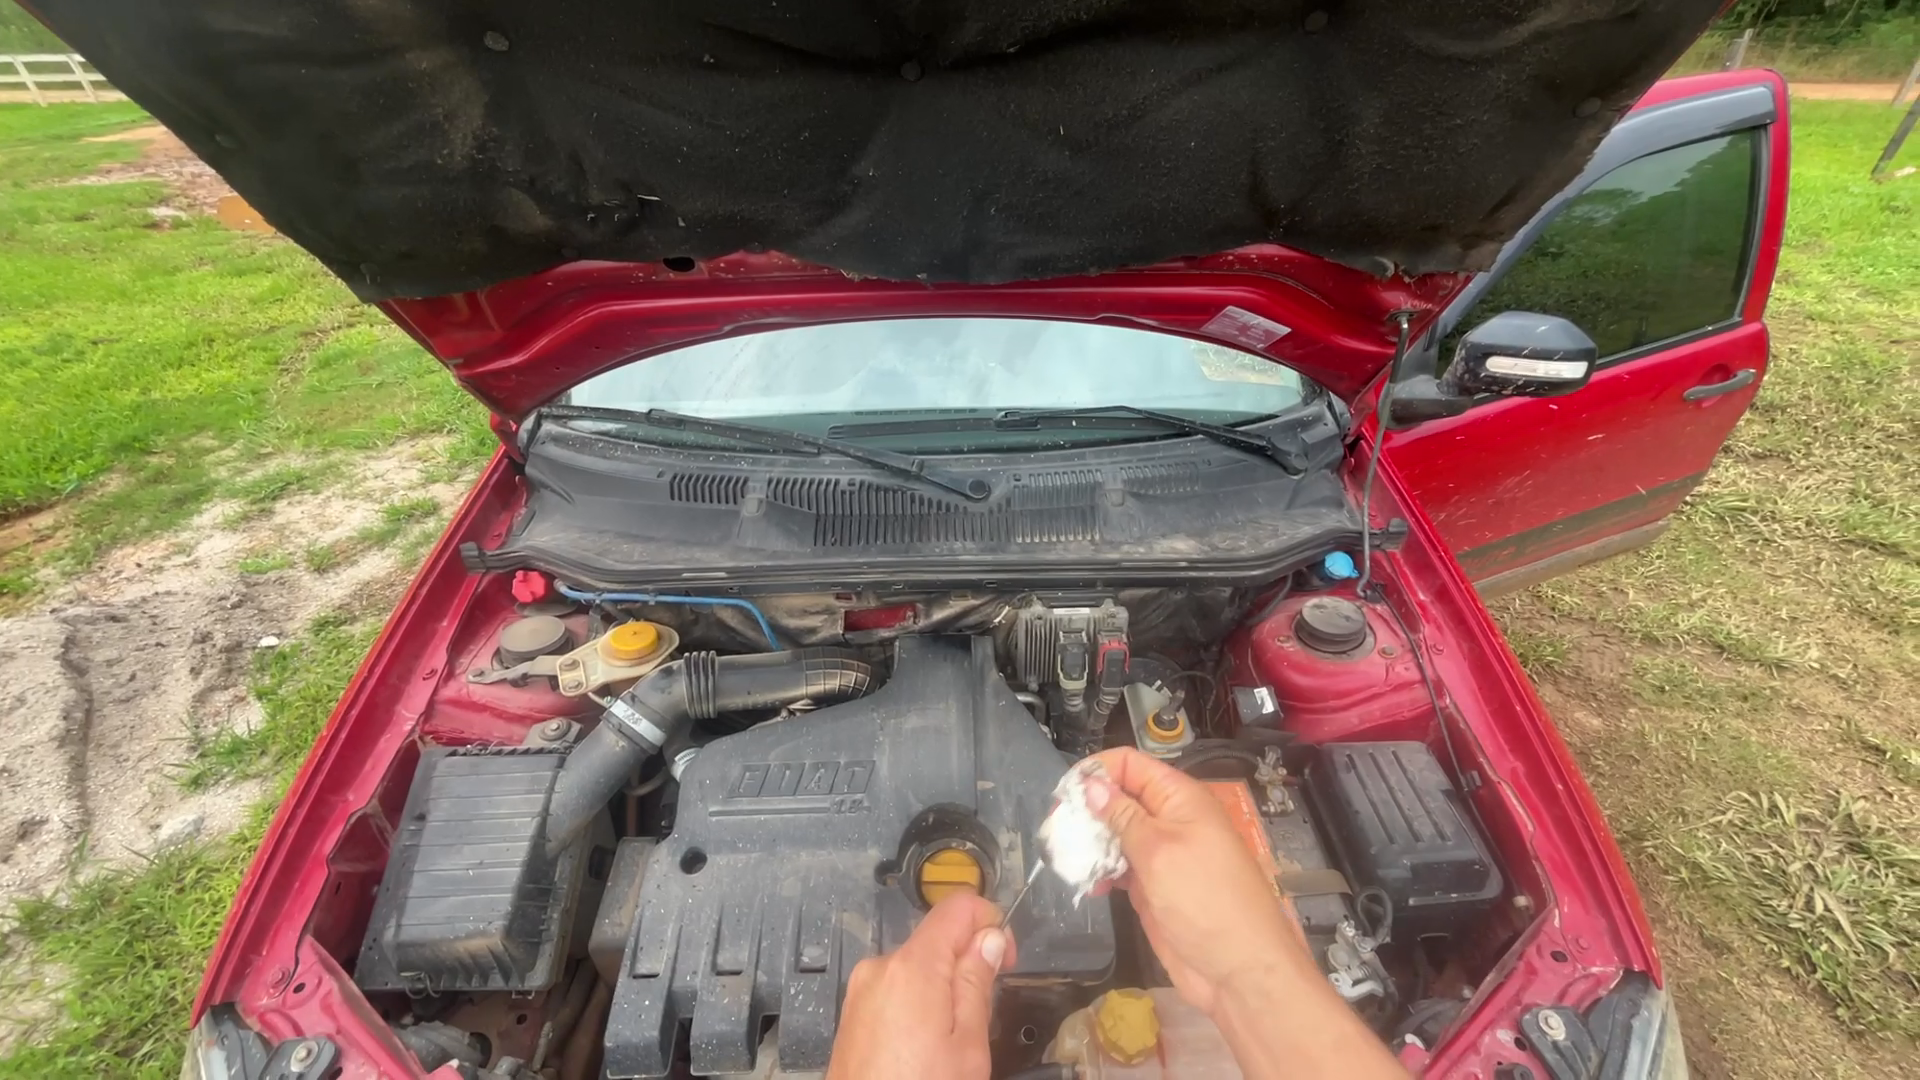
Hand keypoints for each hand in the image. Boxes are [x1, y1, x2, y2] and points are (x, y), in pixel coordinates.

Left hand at [826, 892, 1015, 1079]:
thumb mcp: (967, 1048)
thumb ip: (977, 983)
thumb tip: (989, 937)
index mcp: (912, 966)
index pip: (957, 907)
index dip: (989, 921)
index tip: (1006, 958)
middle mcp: (880, 966)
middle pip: (936, 939)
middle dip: (965, 963)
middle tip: (982, 1015)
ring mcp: (861, 990)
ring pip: (916, 968)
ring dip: (941, 988)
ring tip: (949, 1044)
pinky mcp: (852, 1015)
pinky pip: (894, 991)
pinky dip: (916, 1005)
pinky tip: (922, 1050)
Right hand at [1081, 747, 1310, 1015]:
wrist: (1240, 973)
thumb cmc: (1205, 901)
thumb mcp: (1159, 850)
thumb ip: (1122, 816)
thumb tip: (1091, 784)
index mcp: (1179, 798)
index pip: (1130, 764)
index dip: (1097, 771)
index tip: (1066, 793)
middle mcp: (1169, 819)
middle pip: (1119, 797)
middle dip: (1088, 808)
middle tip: (1057, 827)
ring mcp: (1161, 853)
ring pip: (1115, 832)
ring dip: (1090, 842)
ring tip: (1067, 857)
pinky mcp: (1152, 884)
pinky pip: (1119, 865)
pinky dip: (1101, 870)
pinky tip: (1087, 884)